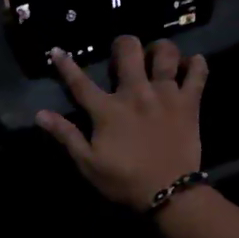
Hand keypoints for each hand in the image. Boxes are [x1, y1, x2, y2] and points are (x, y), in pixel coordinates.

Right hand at [35, 35, 208, 211]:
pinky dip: (197, 64)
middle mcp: (135, 92)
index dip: (65, 65)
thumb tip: (40, 114)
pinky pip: (198, 73)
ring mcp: (165, 94)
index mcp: (107, 109)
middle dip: (123, 45)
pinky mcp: (189, 103)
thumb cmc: (124, 181)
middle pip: (128, 50)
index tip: (57, 50)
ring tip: (158, 57)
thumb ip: (66, 135)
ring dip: (160, 49)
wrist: (168, 192)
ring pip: (166, 53)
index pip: (80, 82)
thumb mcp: (89, 163)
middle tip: (124, 55)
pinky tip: (193, 64)